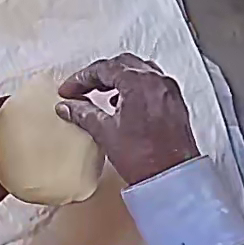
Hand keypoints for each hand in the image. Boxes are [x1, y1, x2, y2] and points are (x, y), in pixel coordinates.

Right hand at [54, 54, 199, 186]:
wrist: (172, 179)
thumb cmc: (144, 158)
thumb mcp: (105, 133)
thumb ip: (84, 114)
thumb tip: (68, 106)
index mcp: (139, 82)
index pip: (104, 69)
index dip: (81, 78)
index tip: (68, 90)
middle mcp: (157, 81)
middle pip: (122, 64)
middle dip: (99, 74)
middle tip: (81, 88)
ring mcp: (169, 91)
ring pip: (139, 71)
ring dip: (118, 78)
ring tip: (101, 95)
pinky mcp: (175, 104)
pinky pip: (152, 84)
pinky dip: (134, 87)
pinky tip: (123, 104)